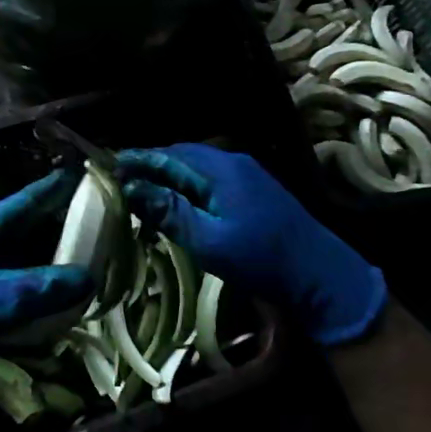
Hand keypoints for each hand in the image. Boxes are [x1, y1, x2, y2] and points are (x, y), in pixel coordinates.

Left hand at [0, 170, 94, 431]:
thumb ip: (34, 290)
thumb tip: (88, 279)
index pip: (30, 198)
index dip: (64, 185)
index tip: (102, 175)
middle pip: (36, 228)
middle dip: (72, 227)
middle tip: (117, 228)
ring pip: (31, 260)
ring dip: (61, 263)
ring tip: (104, 263)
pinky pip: (23, 290)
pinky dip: (46, 293)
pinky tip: (71, 302)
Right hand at [118, 144, 385, 344]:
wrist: (321, 276)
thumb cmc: (260, 258)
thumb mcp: (207, 239)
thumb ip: (169, 210)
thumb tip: (131, 187)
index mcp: (220, 169)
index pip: (168, 156)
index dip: (137, 160)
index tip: (109, 165)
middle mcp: (233, 162)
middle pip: (182, 155)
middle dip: (151, 164)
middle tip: (122, 178)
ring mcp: (247, 175)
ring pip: (196, 167)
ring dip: (169, 175)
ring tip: (143, 189)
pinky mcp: (254, 191)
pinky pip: (210, 178)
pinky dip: (187, 184)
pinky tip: (178, 200)